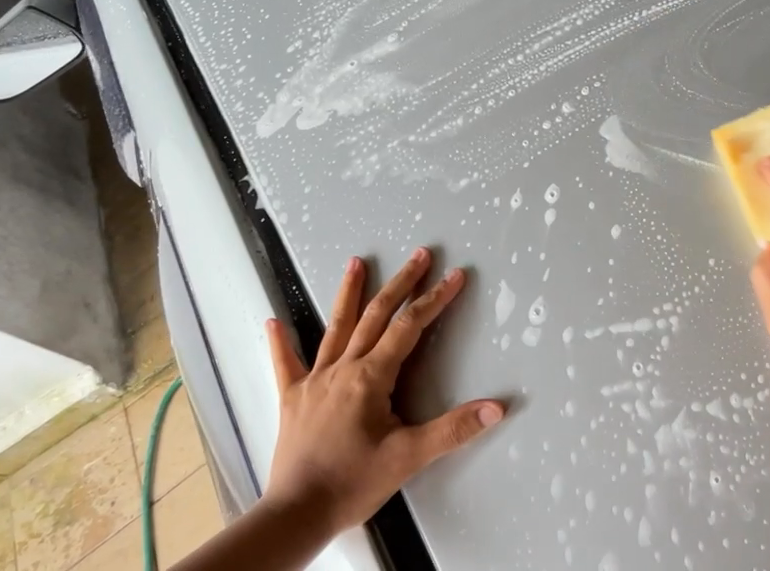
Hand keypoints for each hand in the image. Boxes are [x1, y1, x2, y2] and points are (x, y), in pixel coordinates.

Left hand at [262, 248, 505, 533]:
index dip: (435, 298)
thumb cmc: (352, 484)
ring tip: (357, 263)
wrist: (295, 515)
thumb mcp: (409, 457)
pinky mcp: (292, 400)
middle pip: (376, 316)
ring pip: (336, 328)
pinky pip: (286, 365)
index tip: (454, 275)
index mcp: (371, 377)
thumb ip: (453, 429)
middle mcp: (342, 369)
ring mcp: (314, 382)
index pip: (409, 327)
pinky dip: (280, 342)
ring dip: (349, 294)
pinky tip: (272, 322)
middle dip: (401, 283)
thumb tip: (496, 408)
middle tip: (419, 255)